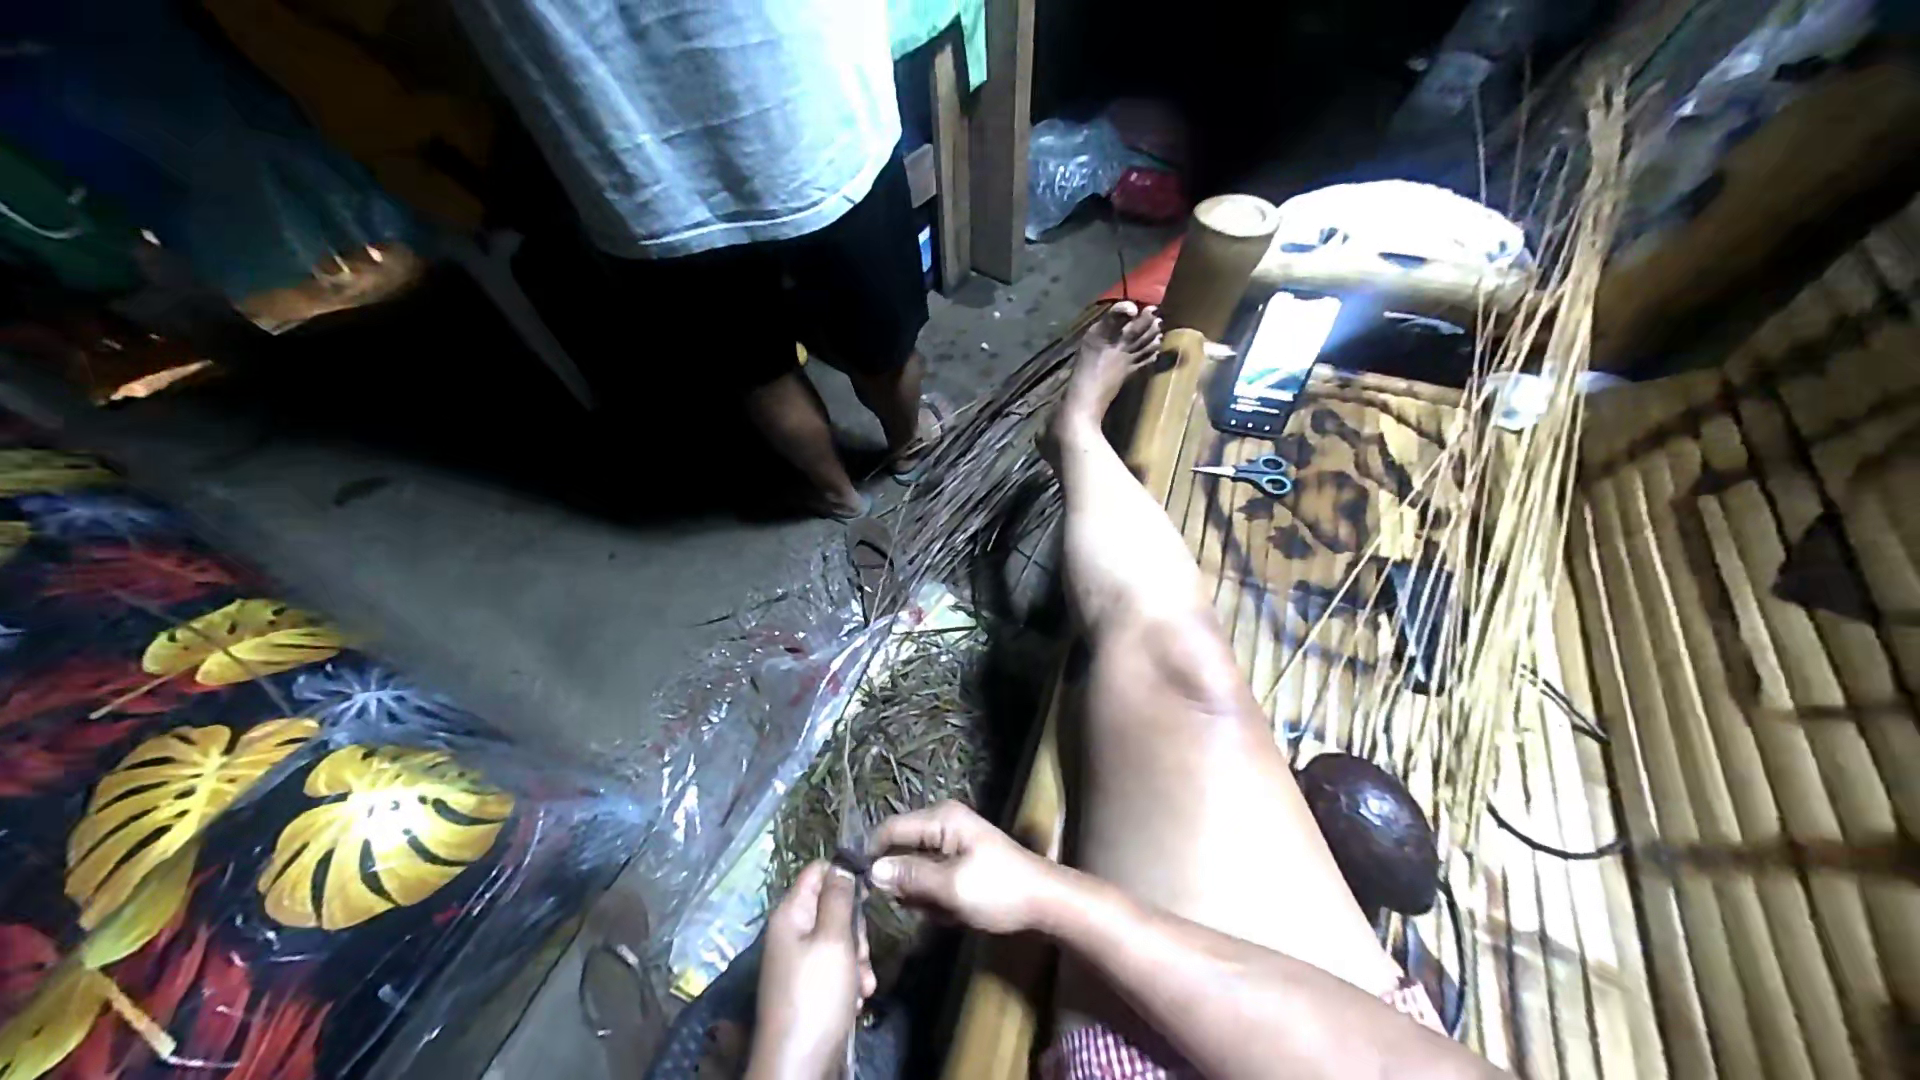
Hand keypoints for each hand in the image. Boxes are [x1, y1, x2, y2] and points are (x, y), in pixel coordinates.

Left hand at [747, 862, 876, 1079]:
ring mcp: (800, 961)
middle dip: (855, 927)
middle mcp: (792, 933)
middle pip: (833, 906)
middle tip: (860, 950)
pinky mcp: (809, 987)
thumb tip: (842, 862)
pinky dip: (850, 979)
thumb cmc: (816, 996)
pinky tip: (857, 998)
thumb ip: (838, 898)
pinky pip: (836, 968)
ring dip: (858, 957)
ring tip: (861, 982)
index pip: (818, 871)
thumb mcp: (833, 940)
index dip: (844, 875)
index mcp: (790, 914)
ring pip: (840, 939)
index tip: (868, 892)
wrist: (798, 1068)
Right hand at [867, 801, 1065, 934]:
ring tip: (944, 910)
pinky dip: (936, 899)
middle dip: (906, 884)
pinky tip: (954, 912)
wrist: (1044, 903)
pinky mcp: (958, 862)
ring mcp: (951, 842)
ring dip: (923, 895)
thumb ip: (910, 878)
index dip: (874, 856)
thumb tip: (872, 870)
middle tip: (923, 906)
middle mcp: (942, 823)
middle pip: (901, 851)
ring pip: (915, 871)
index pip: (890, 830)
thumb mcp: (951, 888)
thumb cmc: (998, 890)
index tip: (863, 889)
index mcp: (940, 819)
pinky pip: (931, 880)